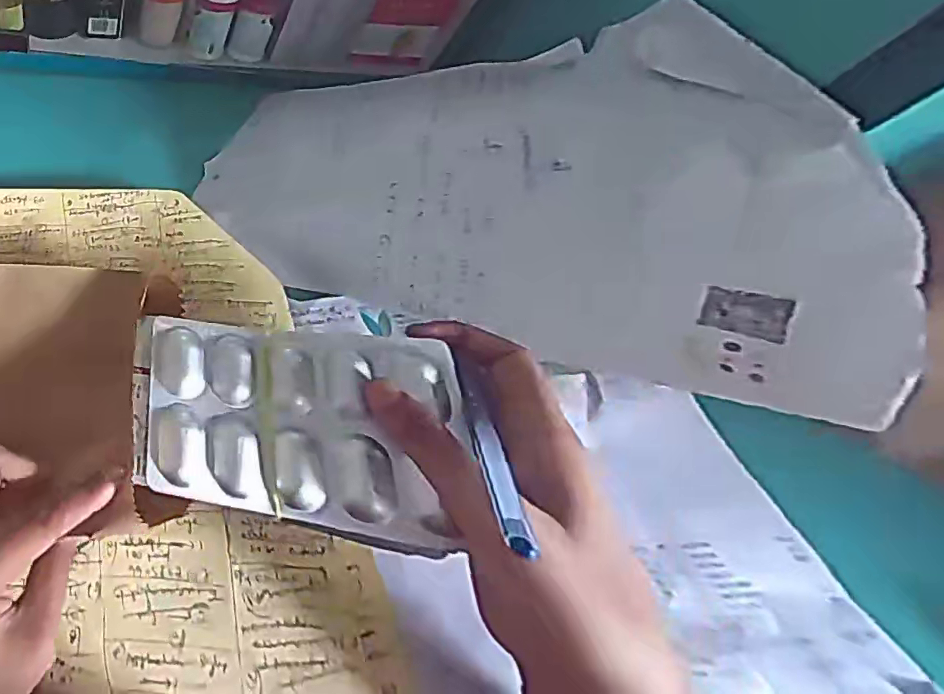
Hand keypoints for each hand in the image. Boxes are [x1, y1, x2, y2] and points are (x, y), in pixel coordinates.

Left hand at [0, 444, 116, 693]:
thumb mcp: (33, 640)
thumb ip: (54, 575)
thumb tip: (71, 527)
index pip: (37, 520)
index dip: (77, 499)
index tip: (107, 481)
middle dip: (30, 471)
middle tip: (59, 493)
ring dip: (13, 479)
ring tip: (41, 509)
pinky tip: (20, 521)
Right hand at [364, 322, 684, 693]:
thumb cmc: (567, 606)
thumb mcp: (498, 522)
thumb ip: (441, 455)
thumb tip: (384, 389)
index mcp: (552, 446)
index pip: (511, 364)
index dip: (464, 338)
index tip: (409, 339)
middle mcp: (541, 461)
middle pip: (486, 395)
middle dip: (433, 377)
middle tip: (378, 381)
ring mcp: (527, 495)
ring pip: (472, 435)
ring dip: (426, 421)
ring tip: (376, 422)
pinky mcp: (510, 525)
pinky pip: (465, 473)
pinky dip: (430, 461)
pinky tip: (399, 478)